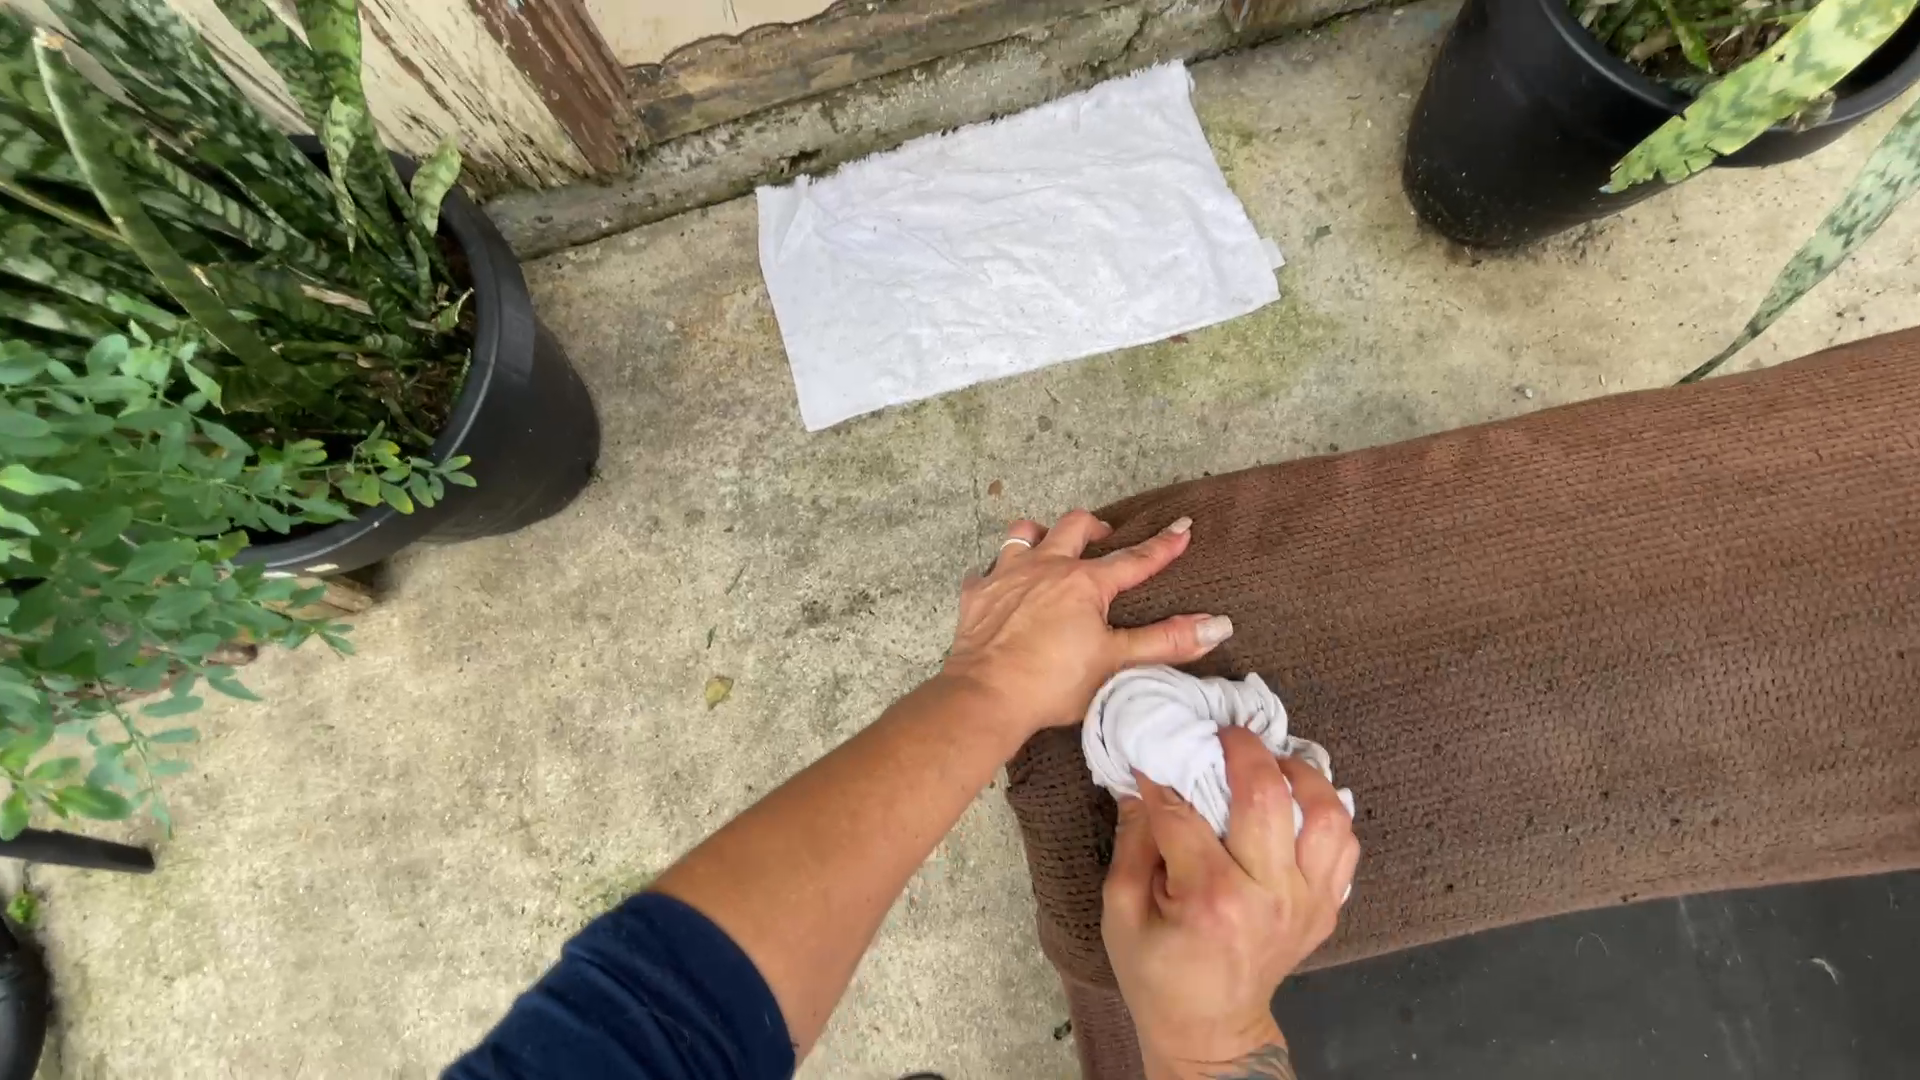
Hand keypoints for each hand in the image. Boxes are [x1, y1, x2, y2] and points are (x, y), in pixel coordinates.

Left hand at [940, 510, 1233, 738]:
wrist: (987, 694)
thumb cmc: (1054, 682)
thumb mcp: (1117, 663)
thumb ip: (1166, 641)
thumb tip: (1216, 625)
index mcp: (1084, 582)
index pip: (1134, 559)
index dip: (1162, 545)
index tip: (1183, 526)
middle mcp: (1045, 567)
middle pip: (1074, 528)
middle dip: (1095, 527)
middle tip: (1105, 536)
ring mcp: (1006, 575)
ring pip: (1023, 534)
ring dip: (1041, 535)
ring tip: (1050, 544)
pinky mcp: (977, 593)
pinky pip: (987, 569)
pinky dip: (998, 572)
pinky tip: (1002, 584)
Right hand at [1103, 727, 1360, 1078]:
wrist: (1211, 1030)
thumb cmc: (1156, 972)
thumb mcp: (1120, 909)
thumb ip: (1132, 841)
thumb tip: (1140, 782)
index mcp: (1211, 898)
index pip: (1183, 814)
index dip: (1159, 780)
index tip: (1147, 759)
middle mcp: (1269, 895)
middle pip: (1268, 797)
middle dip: (1241, 750)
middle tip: (1221, 732)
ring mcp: (1307, 903)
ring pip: (1327, 816)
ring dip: (1300, 773)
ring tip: (1271, 758)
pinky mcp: (1324, 908)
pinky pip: (1344, 846)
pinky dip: (1327, 810)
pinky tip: (1297, 795)